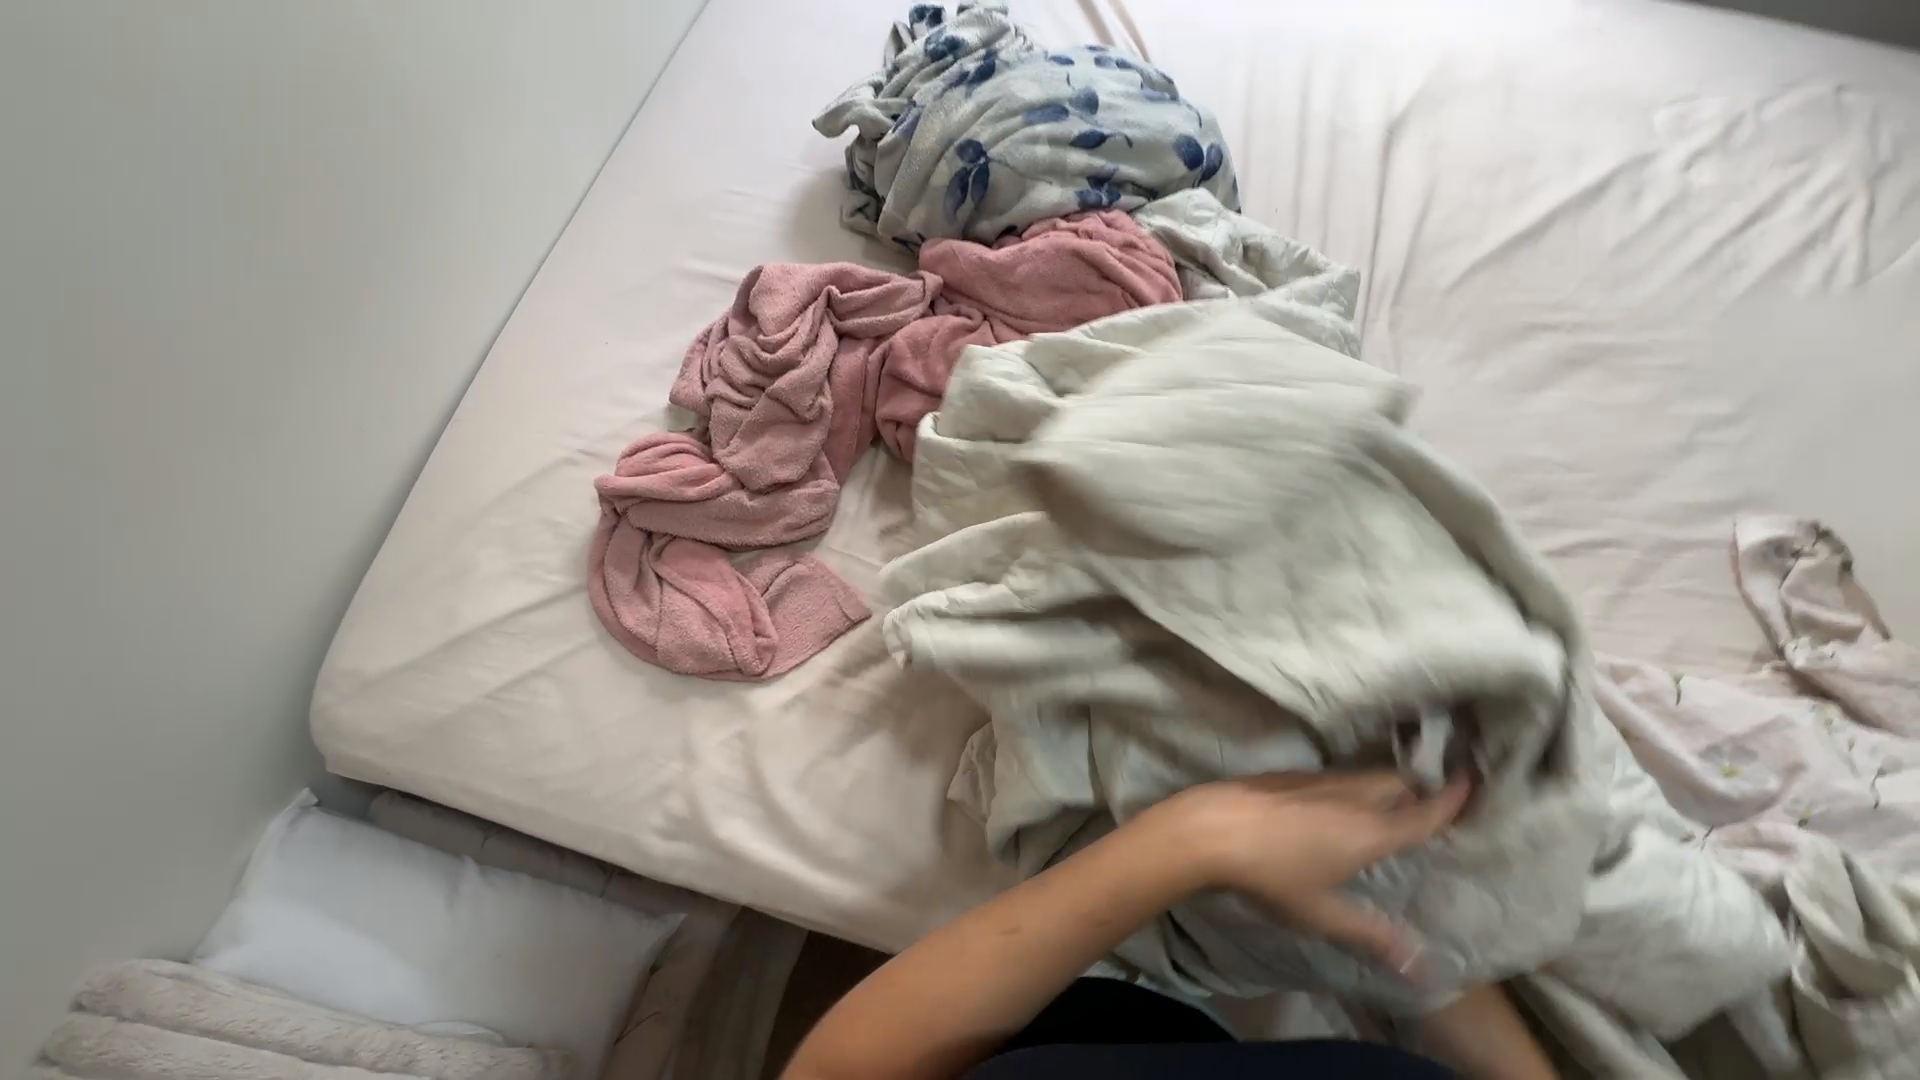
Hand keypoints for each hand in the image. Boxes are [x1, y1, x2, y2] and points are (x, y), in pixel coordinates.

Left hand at [1157, 771, 1471, 972]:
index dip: (1450, 800)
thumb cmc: (1270, 874)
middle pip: (1396, 783)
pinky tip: (1334, 801)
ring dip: (1384, 784)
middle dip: (1418, 789)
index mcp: (1369, 829)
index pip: (1422, 813)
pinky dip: (1350, 784)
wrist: (1209, 826)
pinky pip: (1334, 775)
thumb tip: (1421, 968)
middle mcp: (1349, 796)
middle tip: (1431, 800)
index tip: (1472, 783)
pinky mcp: (1287, 774)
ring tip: (1390, 800)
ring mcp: (1316, 780)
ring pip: (1363, 775)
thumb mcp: (1322, 913)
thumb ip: (1371, 936)